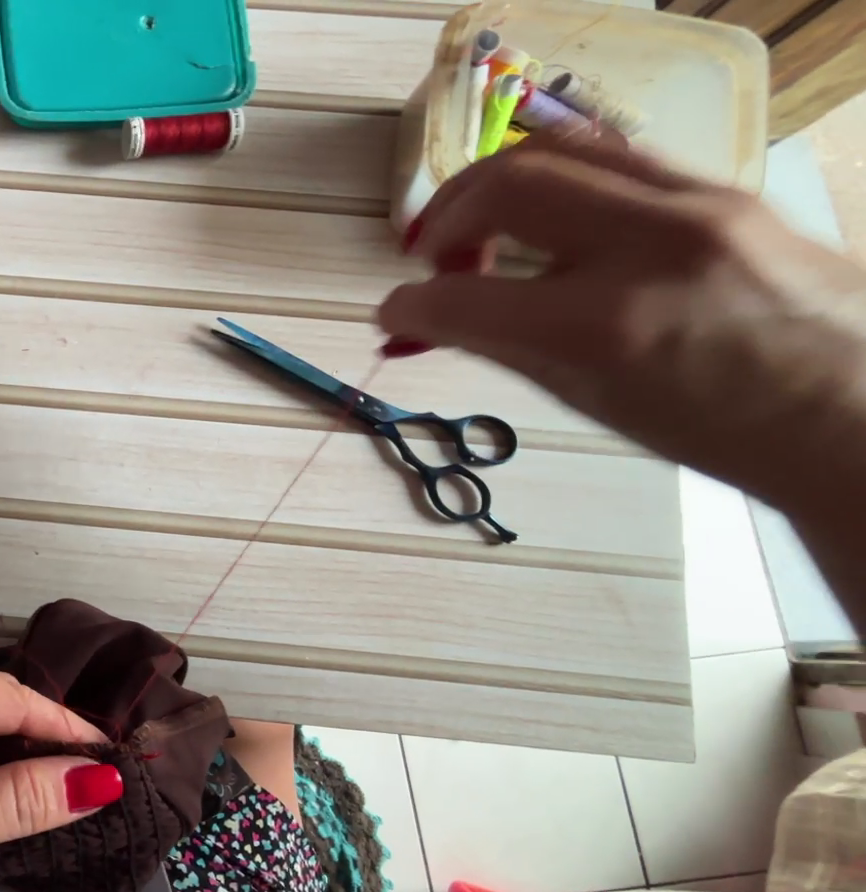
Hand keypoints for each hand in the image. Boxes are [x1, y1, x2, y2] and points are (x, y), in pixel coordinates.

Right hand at [377, 132, 865, 516]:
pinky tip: (537, 222)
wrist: (854, 408)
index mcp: (605, 323)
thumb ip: (498, 344)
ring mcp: (701, 201)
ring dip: (494, 184)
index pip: (463, 296)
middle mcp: (654, 242)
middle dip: (444, 218)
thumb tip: (426, 320)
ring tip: (475, 232)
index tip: (390, 315)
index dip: (406, 306)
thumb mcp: (583, 396)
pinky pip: (611, 157)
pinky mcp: (723, 186)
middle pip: (511, 181)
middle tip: (430, 260)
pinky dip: (549, 181)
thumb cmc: (709, 427)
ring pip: (563, 147)